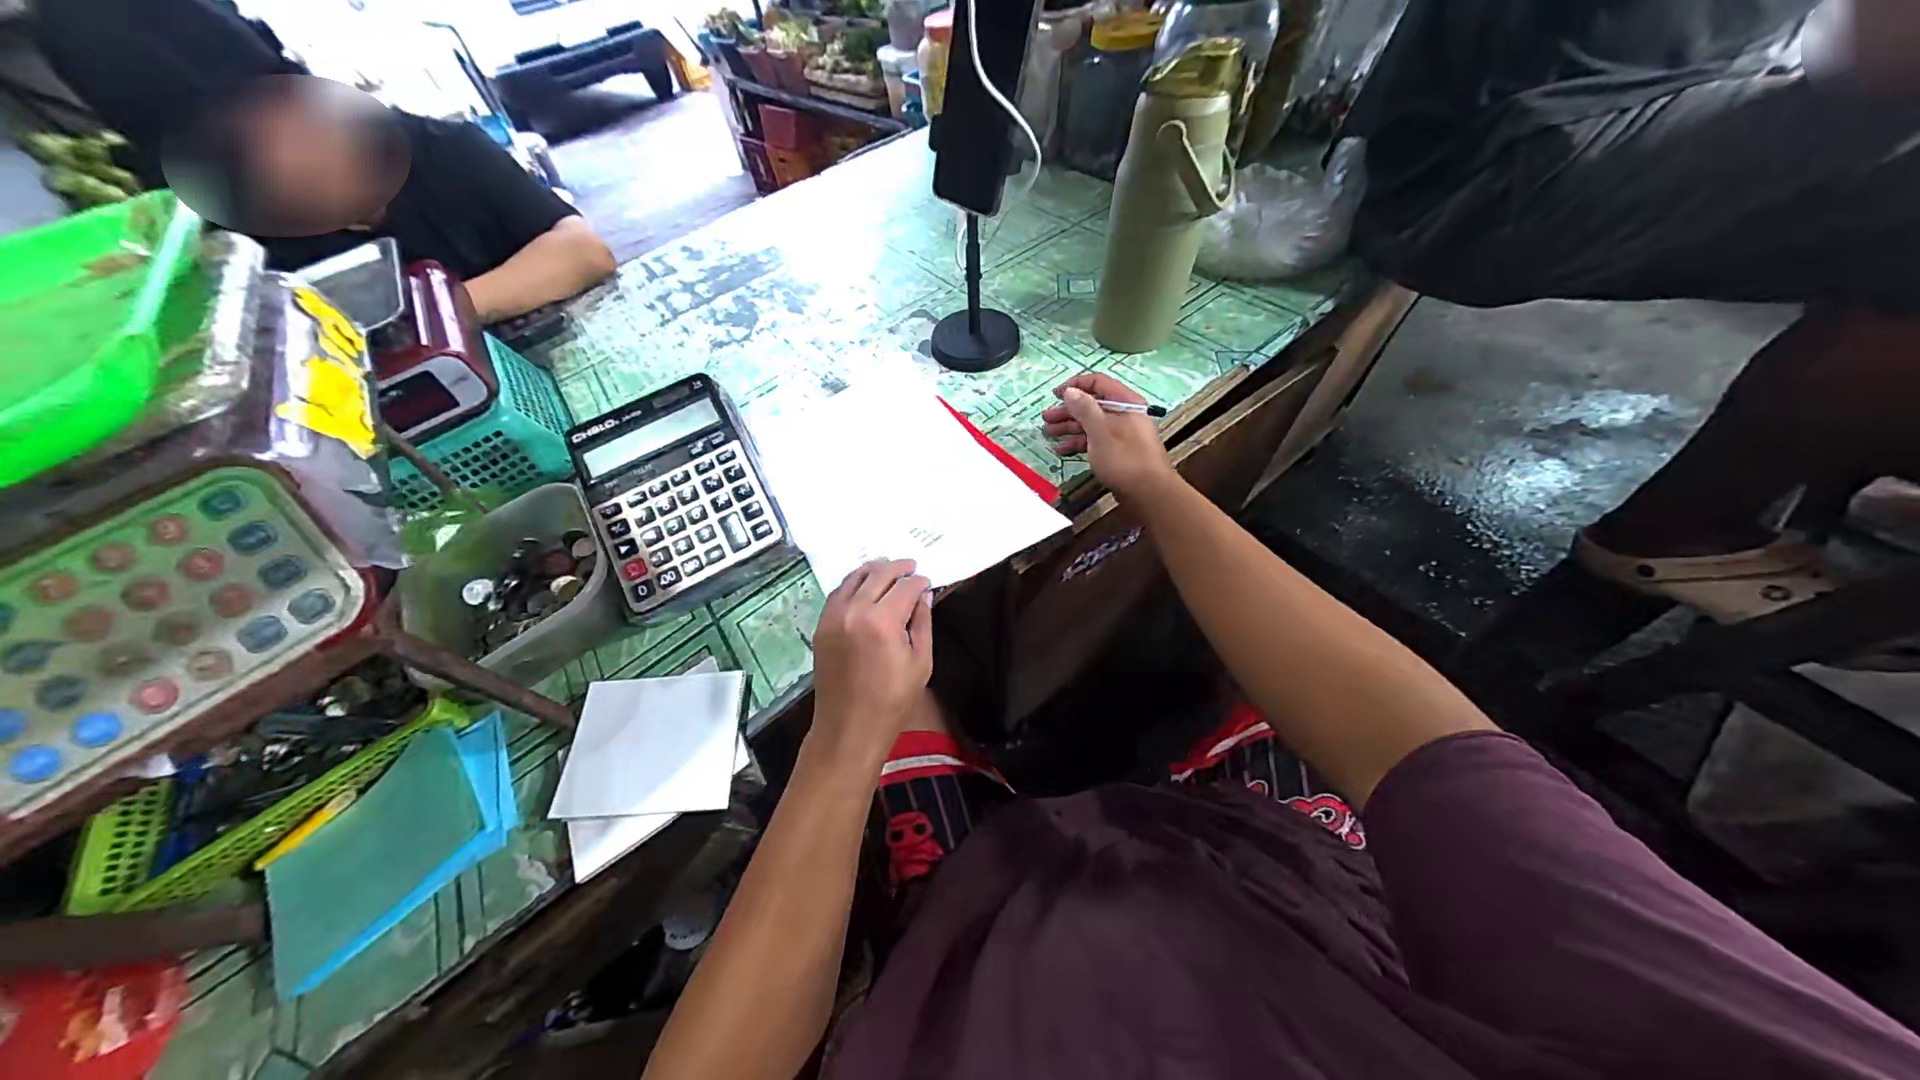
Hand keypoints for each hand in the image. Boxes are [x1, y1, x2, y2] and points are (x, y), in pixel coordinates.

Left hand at [809, 559, 932, 765]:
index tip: (927, 582)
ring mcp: (833, 618)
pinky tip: (864, 586)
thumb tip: (924, 595)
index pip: (905, 586)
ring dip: (874, 570)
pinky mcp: (821, 627)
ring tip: (888, 569)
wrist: (849, 727)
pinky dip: (853, 584)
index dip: (919, 581)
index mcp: (883, 622)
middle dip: (898, 567)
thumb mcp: (921, 662)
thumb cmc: (892, 701)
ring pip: (854, 578)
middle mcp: (855, 612)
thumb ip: (922, 622)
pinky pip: (838, 593)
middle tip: (911, 567)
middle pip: (879, 574)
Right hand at [1041, 373, 1177, 501]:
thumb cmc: (1124, 458)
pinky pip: (1094, 440)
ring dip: (1068, 427)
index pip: (1098, 382)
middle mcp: (1123, 414)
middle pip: (1091, 405)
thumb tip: (1070, 391)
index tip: (1055, 394)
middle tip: (1046, 418)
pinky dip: (1078, 443)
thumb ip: (1084, 409)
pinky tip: (1061, 449)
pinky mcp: (1115, 450)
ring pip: (1090, 424)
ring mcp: (1119, 433)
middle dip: (1067, 410)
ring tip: (1047, 433)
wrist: (1148, 492)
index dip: (1075, 385)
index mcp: (1124, 402)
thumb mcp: (1100, 431)